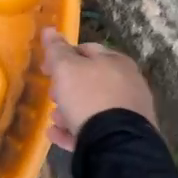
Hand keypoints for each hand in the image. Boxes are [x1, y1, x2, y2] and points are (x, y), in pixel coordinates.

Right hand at [41, 27, 156, 149]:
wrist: (117, 147)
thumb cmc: (89, 97)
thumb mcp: (66, 68)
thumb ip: (56, 49)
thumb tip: (49, 29)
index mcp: (117, 62)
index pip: (85, 50)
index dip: (62, 57)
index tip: (46, 69)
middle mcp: (128, 85)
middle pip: (89, 81)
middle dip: (67, 88)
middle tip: (51, 95)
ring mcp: (130, 114)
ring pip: (93, 107)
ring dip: (70, 111)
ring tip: (54, 120)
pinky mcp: (127, 139)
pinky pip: (98, 130)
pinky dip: (78, 130)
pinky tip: (59, 136)